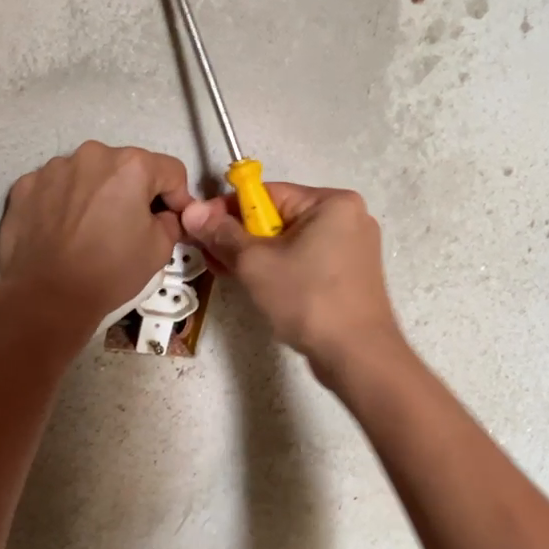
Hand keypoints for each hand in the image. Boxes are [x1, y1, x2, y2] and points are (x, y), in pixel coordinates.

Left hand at [0, 141, 193, 331]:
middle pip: (123, 167)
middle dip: (130, 192)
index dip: (176, 197)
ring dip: (93, 194)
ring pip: (86, 175)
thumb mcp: (160, 250)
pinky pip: (53, 188)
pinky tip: (60, 231)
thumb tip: (165, 216)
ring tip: (87, 230)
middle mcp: (91, 155)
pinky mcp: (24, 186)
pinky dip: (60, 202)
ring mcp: (53, 168)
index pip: (170, 171)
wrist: (47, 296)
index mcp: (131, 166)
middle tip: (126, 227)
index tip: (171, 219)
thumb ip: (170, 222)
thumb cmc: (110, 271)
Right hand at [181, 183, 402, 374]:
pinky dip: (279, 269)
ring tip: (228, 273)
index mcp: (331, 202)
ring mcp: (352, 248)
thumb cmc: (307, 299)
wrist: (357, 355)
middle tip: (210, 255)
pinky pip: (305, 261)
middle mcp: (348, 217)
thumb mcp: (254, 263)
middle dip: (240, 236)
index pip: (266, 193)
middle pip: (278, 217)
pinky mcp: (350, 275)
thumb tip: (191, 211)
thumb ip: (221, 234)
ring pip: (289, 242)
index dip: (227, 210)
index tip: (198, 227)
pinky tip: (257, 286)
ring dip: (256, 256)